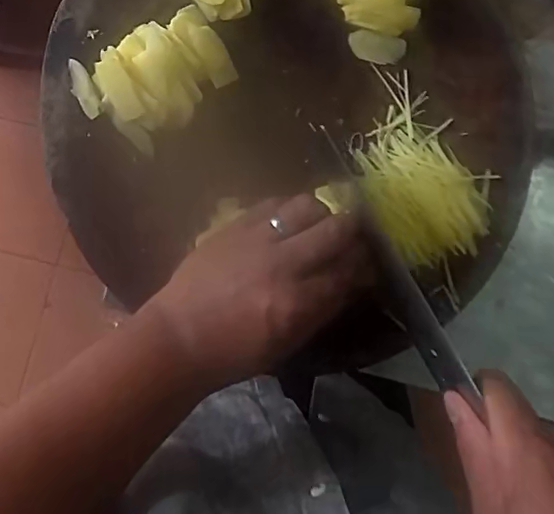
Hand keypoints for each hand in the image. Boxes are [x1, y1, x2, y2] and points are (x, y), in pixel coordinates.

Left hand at [139, 193, 371, 389]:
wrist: (181, 333)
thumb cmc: (235, 351)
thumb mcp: (287, 342)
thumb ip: (320, 310)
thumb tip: (348, 283)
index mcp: (298, 304)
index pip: (348, 273)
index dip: (365, 264)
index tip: (372, 260)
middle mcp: (284, 265)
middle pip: (335, 231)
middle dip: (354, 228)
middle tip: (358, 230)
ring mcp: (258, 239)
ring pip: (306, 206)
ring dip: (322, 211)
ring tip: (321, 219)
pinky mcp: (236, 224)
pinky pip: (273, 203)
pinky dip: (288, 207)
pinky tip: (290, 215)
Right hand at [445, 372, 553, 513]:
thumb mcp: (487, 504)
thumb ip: (472, 446)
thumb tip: (455, 398)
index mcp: (527, 441)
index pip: (496, 384)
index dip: (479, 395)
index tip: (472, 418)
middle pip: (526, 419)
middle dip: (512, 441)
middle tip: (507, 486)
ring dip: (543, 463)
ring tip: (540, 507)